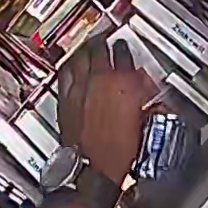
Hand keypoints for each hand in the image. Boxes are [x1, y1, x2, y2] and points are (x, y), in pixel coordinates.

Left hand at [55, 35, 156, 185]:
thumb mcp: (141, 121)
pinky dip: (70, 64)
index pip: (124, 54)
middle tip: (105, 38)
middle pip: (100, 49)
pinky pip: (66, 72)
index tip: (124, 47)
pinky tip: (71, 63)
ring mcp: (80, 88)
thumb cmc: (117, 152)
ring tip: (88, 44)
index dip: (125, 48)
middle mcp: (100, 81)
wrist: (93, 169)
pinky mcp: (66, 98)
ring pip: (80, 56)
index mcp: (124, 85)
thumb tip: (142, 89)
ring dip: (86, 48)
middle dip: (104, 41)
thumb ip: (142, 98)